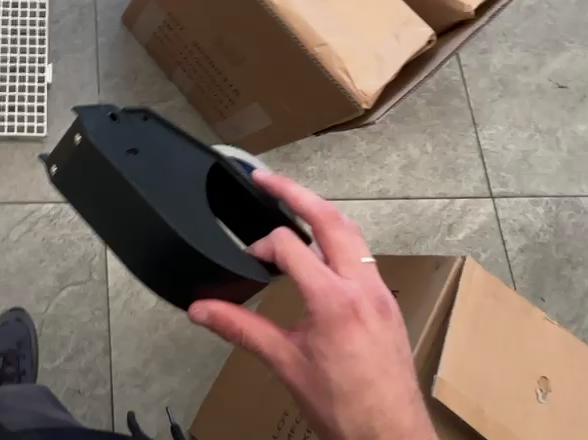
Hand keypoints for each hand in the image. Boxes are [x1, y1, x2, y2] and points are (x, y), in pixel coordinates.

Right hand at [187, 169, 433, 439]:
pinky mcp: (387, 302)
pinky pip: (363, 252)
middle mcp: (361, 287)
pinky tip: (321, 244)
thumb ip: (240, 328)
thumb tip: (200, 309)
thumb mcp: (286, 364)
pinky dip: (338, 235)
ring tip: (292, 199)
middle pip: (329, 218)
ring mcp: (380, 292)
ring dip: (320, 210)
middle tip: (264, 179)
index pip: (290, 246)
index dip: (263, 245)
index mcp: (333, 300)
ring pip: (351, 231)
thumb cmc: (345, 409)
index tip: (250, 257)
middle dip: (294, 192)